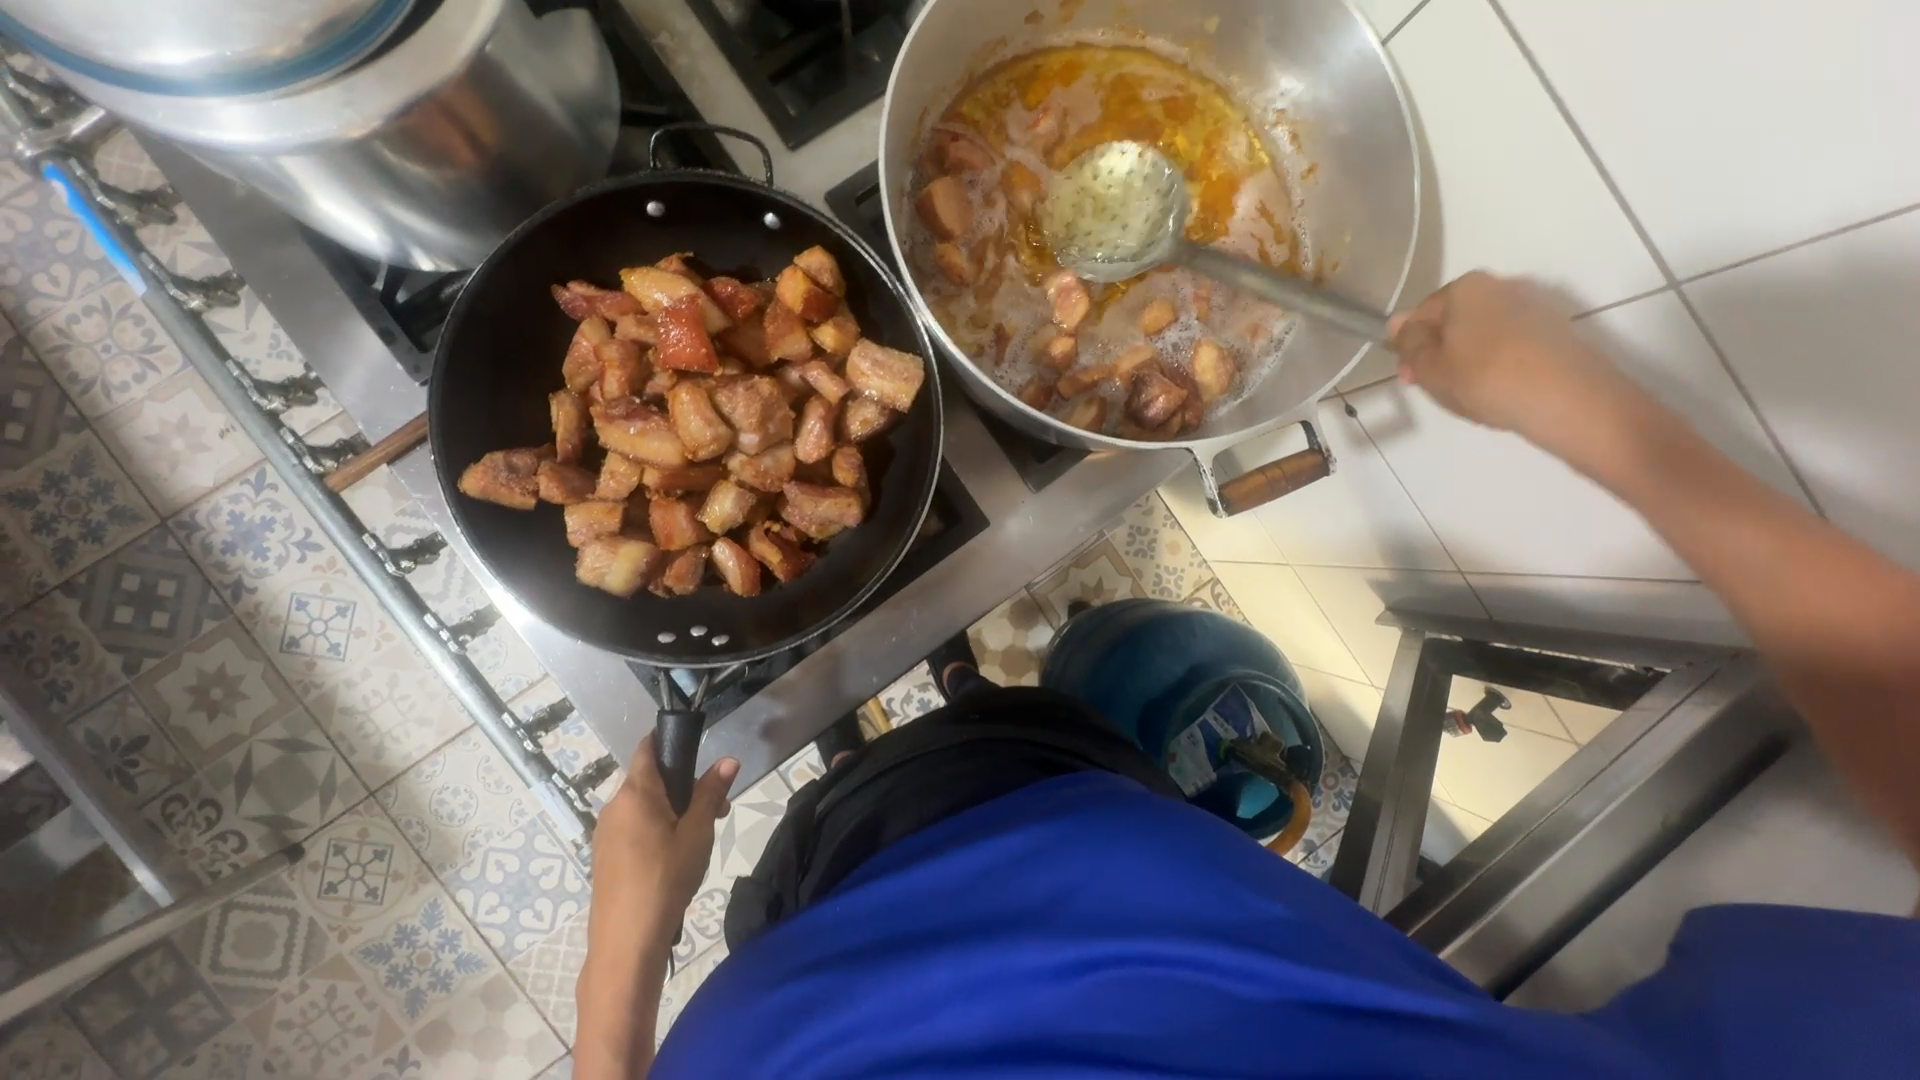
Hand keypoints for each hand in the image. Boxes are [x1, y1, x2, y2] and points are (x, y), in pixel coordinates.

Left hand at [590, 736, 738, 931]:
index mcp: (635, 794)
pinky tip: (676, 857)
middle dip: (684, 787)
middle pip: (650, 780)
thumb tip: (728, 760)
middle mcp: (614, 807)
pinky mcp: (604, 857)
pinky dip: (656, 829)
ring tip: (701, 837)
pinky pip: (633, 828)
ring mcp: (605, 833)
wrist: (626, 942)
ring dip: (673, 810)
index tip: (698, 750)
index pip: (648, 748)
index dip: (670, 741)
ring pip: (643, 806)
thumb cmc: (666, 879)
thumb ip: (710, 793)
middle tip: (717, 810)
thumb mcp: (698, 833)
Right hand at [1388, 271, 1624, 440]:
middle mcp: (1502, 285)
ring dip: (1468, 359)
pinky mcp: (1556, 330)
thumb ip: (1409, 343)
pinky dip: (1498, 364)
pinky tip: (1499, 391)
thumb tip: (1398, 323)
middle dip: (1440, 352)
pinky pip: (1511, 345)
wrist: (1568, 399)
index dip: (1410, 348)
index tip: (1410, 378)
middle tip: (1437, 388)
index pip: (1421, 315)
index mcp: (1466, 288)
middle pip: (1455, 321)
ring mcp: (1534, 306)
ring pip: (1483, 334)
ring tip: (1470, 393)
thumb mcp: (1430, 368)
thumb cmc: (1485, 378)